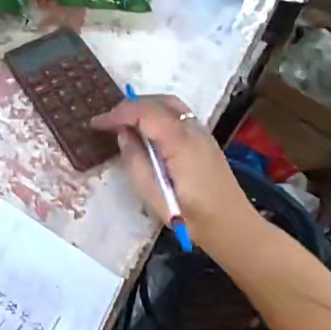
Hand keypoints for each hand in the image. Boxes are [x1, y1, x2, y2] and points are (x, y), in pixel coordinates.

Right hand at [91, 96, 258, 248]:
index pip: (143, 112)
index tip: (96, 124)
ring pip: (169, 103)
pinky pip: (178, 113)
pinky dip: (157, 112)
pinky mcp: (205, 138)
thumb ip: (135, 161)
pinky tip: (147, 129)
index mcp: (179, 142)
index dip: (117, 114)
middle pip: (156, 101)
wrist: (234, 228)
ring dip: (144, 106)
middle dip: (128, 107)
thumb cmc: (192, 217)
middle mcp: (192, 129)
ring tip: (124, 122)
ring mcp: (202, 131)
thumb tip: (123, 135)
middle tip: (108, 122)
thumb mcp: (154, 196)